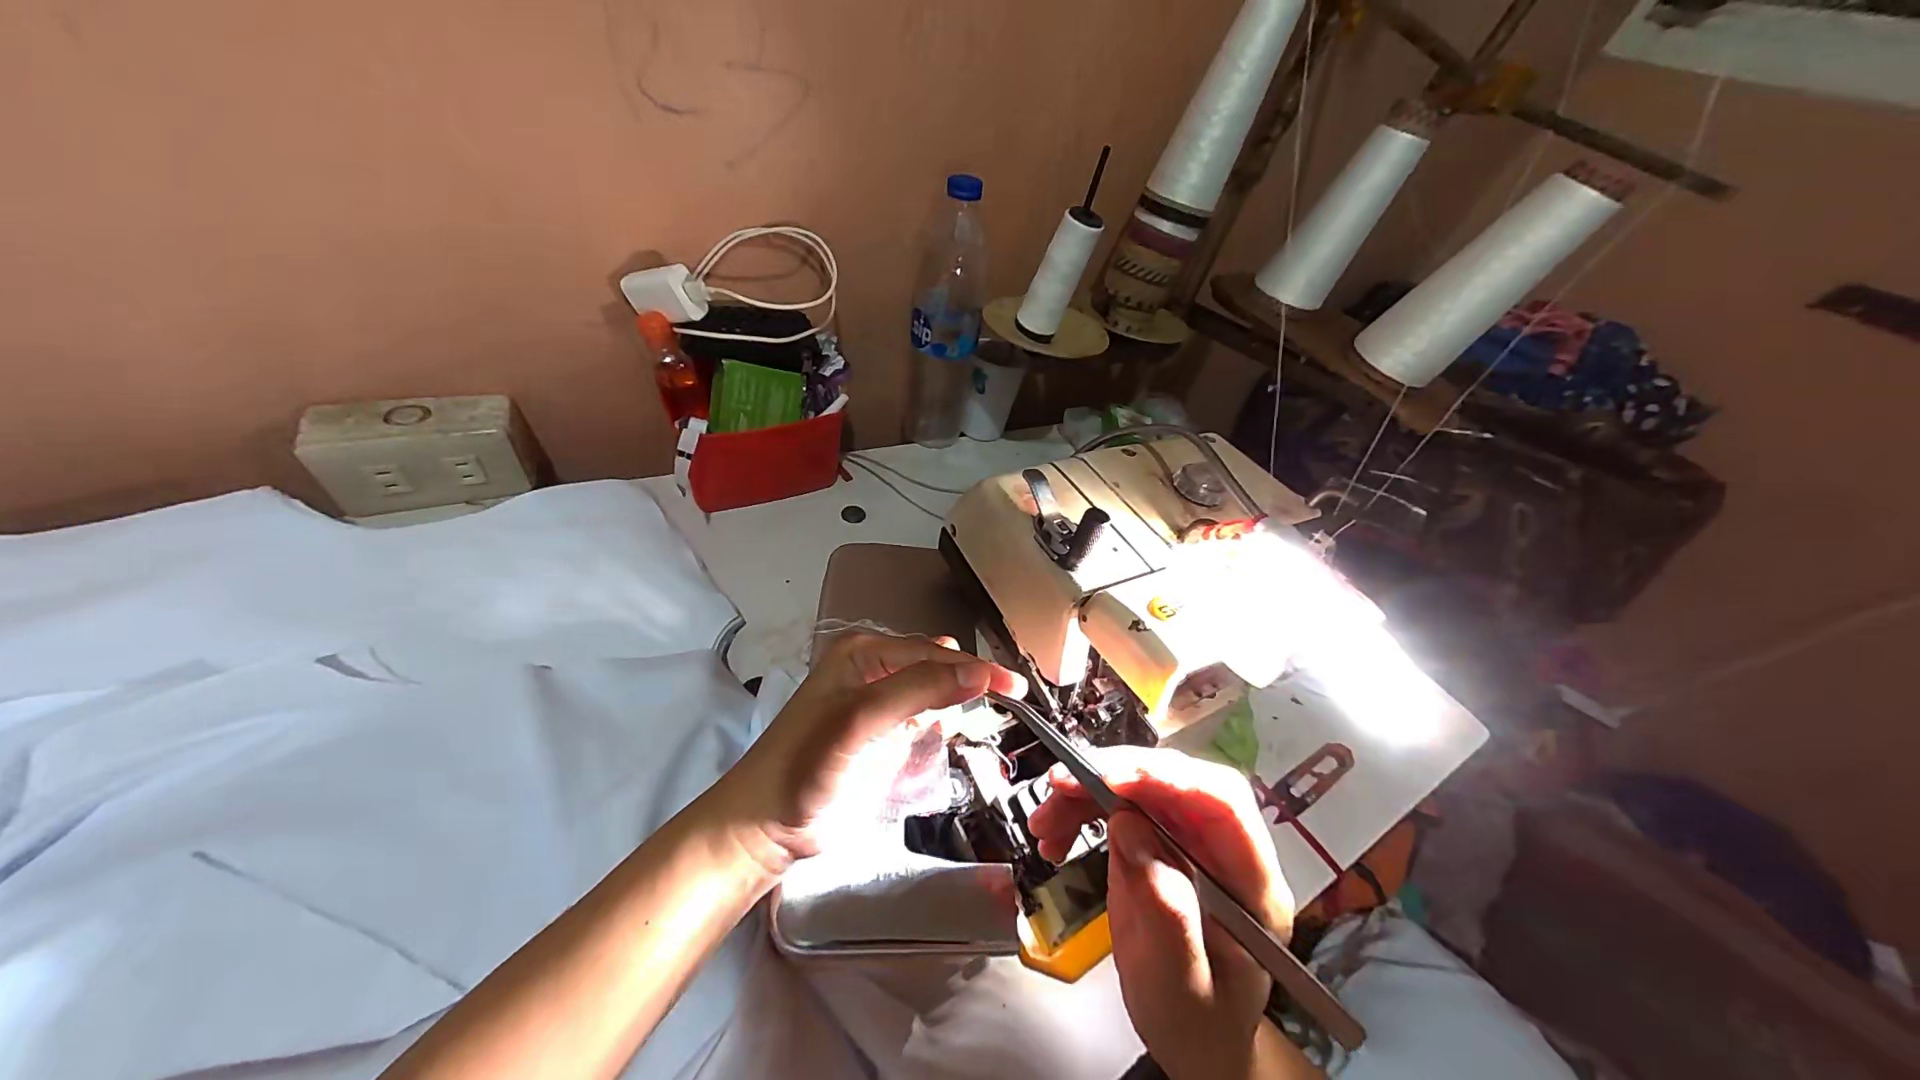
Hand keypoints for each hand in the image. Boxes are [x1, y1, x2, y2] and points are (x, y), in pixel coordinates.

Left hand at [716, 632, 1023, 869]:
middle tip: (1012, 701)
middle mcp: (871, 669)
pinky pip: (923, 718)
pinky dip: (944, 722)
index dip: (976, 669)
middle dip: (972, 680)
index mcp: (863, 653)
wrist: (766, 824)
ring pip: (933, 690)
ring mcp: (876, 703)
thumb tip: (979, 672)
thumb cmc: (804, 768)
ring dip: (961, 699)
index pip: (933, 654)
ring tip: (997, 710)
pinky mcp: (880, 734)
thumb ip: (918, 690)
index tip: (1017, 689)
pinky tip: (957, 729)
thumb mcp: (859, 721)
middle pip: (936, 667)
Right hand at [1027, 747, 1293, 1079]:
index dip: (1166, 777)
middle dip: (1114, 774)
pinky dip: (1081, 809)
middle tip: (1061, 786)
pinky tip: (1056, 831)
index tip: (1109, 779)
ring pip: (1140, 786)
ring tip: (1045, 823)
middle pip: (1175, 781)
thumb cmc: (1198, 1021)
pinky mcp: (1158, 838)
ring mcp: (1190, 838)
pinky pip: (1118, 804)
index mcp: (1252, 881)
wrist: (1195, 1038)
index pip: (1221, 801)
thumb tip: (1129, 828)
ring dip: (1086, 792)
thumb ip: (1166, 911)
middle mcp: (1224, 847)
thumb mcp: (1182, 985)